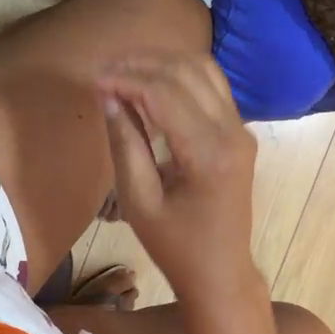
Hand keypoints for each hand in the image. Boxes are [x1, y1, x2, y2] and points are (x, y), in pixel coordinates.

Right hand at [99, 53, 260, 298]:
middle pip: (186, 72)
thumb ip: (125, 144)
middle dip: (141, 64)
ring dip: (162, 62)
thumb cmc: (175, 245)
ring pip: (202, 70)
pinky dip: (178, 75)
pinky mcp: (238, 131)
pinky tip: (148, 83)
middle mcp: (232, 133)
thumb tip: (109, 97)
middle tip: (104, 70)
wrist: (221, 270)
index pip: (164, 94)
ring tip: (123, 70)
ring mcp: (240, 129)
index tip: (94, 80)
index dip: (126, 79)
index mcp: (208, 154)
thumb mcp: (139, 201)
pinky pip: (210, 85)